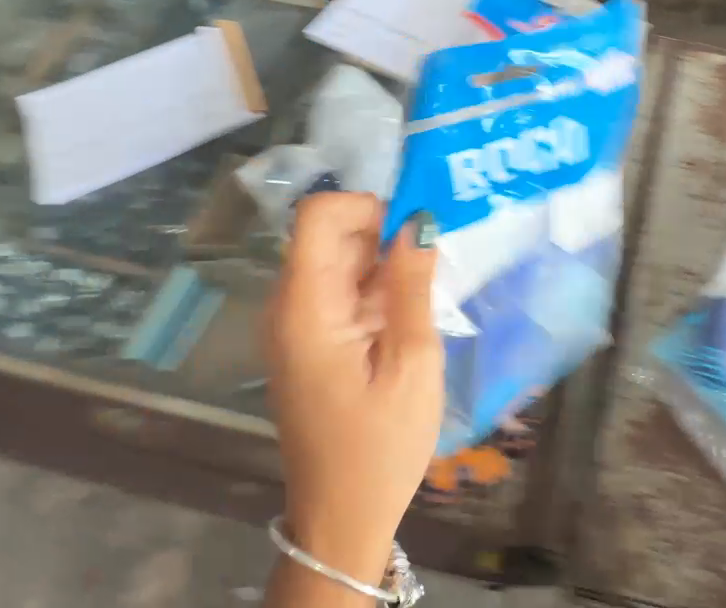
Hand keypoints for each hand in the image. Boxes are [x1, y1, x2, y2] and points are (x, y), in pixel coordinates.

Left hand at [264, 193, 442, 585]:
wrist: (342, 519)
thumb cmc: (380, 446)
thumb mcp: (412, 362)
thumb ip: (412, 285)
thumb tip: (419, 220)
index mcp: (306, 307)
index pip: (318, 214)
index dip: (368, 207)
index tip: (414, 235)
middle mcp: (290, 306)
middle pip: (332, 234)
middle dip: (386, 235)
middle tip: (435, 266)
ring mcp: (297, 324)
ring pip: (341, 260)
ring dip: (386, 263)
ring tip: (429, 294)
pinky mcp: (311, 340)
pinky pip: (343, 291)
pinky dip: (378, 289)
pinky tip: (410, 319)